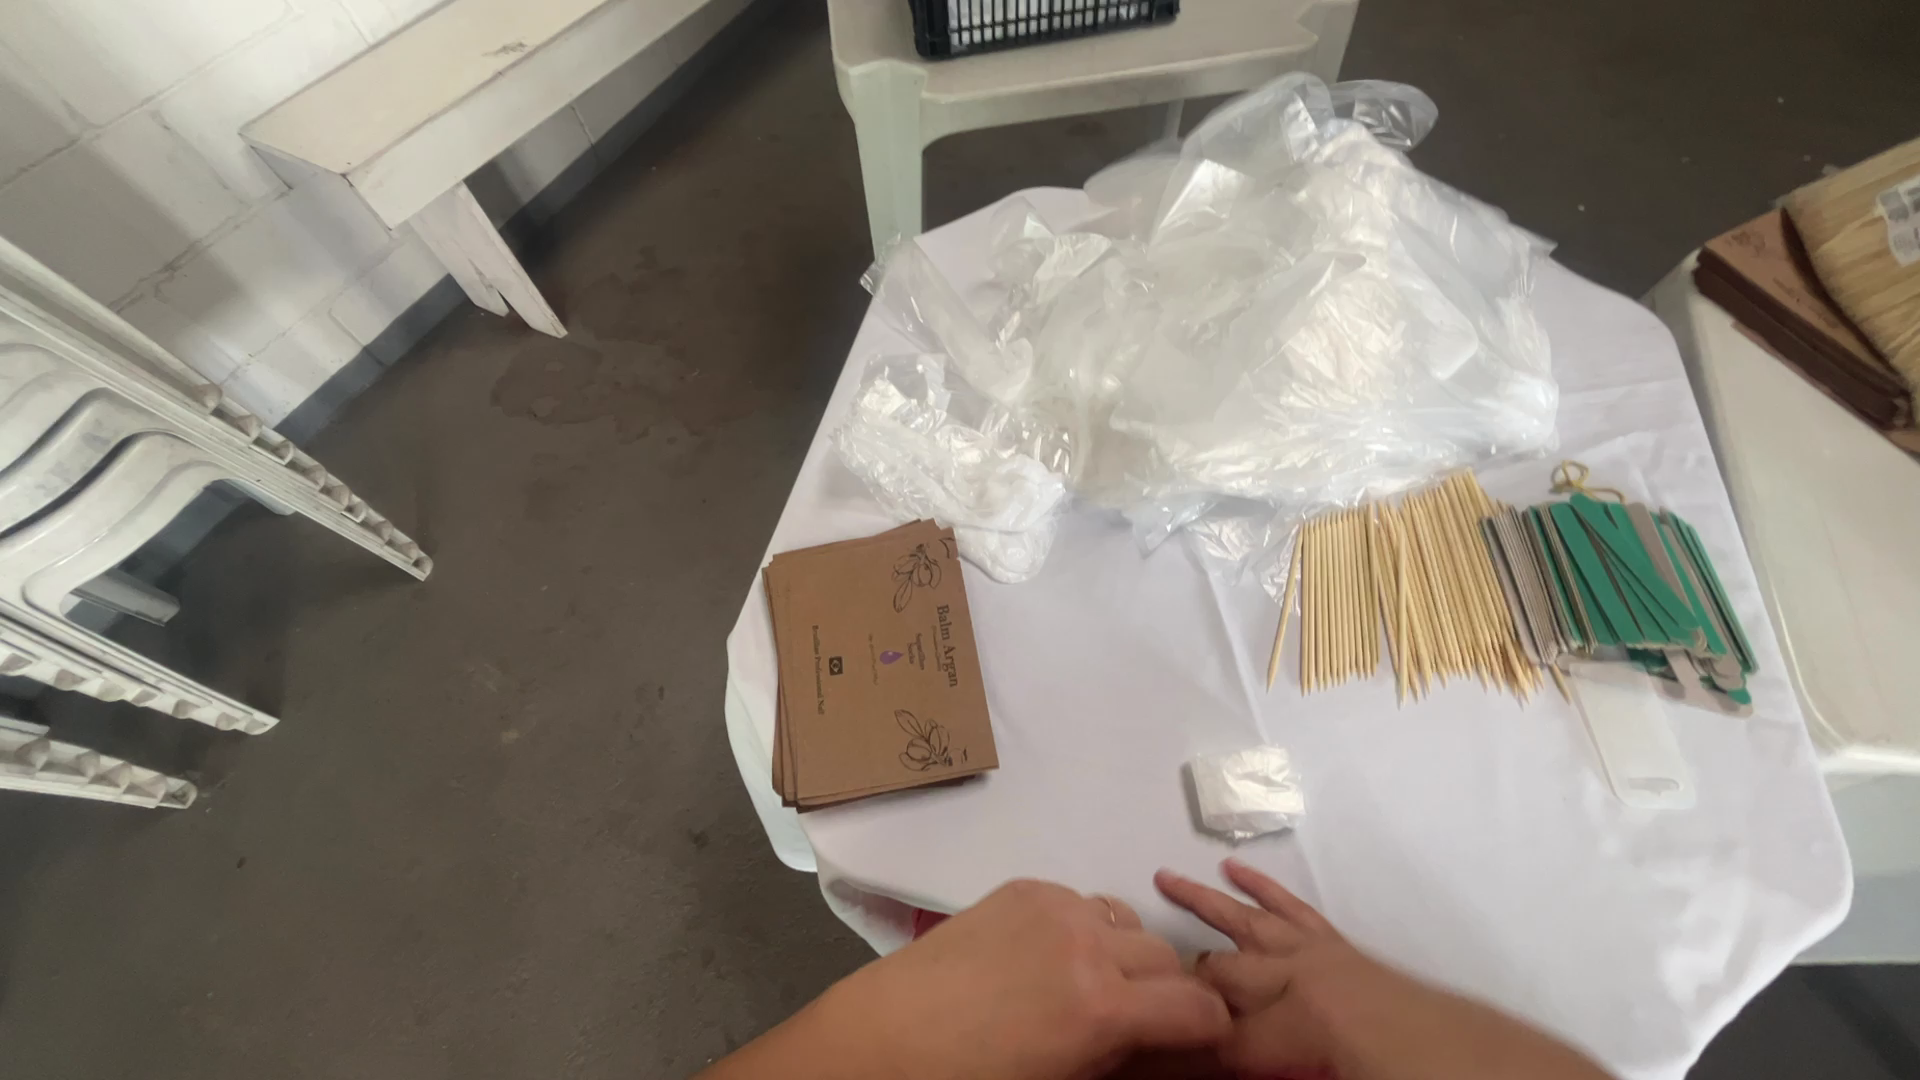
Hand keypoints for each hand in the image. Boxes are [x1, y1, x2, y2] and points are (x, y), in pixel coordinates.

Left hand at [700, 879, 1229, 1079]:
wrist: (896, 1029)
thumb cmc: (980, 1076)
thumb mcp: (1067, 1079)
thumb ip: (1125, 1056)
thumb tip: (1167, 1049)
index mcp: (1101, 1004)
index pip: (1198, 1006)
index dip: (1208, 1029)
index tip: (1196, 1041)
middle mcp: (1087, 940)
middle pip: (1166, 955)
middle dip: (1165, 990)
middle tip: (1137, 1019)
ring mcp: (1054, 903)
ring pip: (1127, 919)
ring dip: (1125, 952)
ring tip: (1092, 982)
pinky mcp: (1025, 885)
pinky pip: (1081, 900)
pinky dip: (1085, 926)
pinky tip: (1051, 954)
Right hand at [1156, 860, 1613, 1079]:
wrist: (1505, 1079)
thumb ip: (1277, 1075)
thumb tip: (1225, 1067)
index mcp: (1303, 1017)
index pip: (1219, 1037)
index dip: (1179, 1048)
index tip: (1142, 1051)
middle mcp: (1304, 973)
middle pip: (1223, 975)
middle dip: (1178, 982)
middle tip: (1133, 982)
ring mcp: (1325, 955)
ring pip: (1249, 922)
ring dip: (1202, 903)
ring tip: (1162, 879)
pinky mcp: (1345, 950)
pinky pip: (1295, 912)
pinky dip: (1263, 889)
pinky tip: (1235, 871)